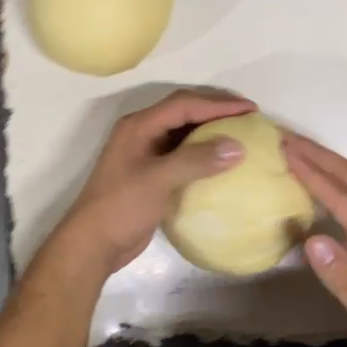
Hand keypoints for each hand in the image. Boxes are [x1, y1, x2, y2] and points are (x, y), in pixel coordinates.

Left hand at [48, 90, 256, 275]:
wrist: (95, 242)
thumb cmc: (121, 206)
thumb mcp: (158, 180)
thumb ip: (196, 160)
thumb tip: (237, 146)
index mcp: (139, 125)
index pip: (183, 104)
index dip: (217, 104)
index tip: (251, 109)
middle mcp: (142, 133)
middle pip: (183, 111)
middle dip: (215, 110)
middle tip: (250, 117)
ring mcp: (146, 153)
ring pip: (184, 132)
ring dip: (211, 131)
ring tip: (243, 134)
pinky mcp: (152, 174)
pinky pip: (183, 154)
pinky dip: (204, 153)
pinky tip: (225, 162)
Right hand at [284, 133, 346, 346]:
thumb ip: (346, 281)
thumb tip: (313, 240)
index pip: (346, 200)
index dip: (315, 175)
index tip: (285, 153)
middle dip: (319, 155)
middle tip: (283, 138)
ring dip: (326, 160)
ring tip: (295, 146)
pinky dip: (332, 176)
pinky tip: (314, 174)